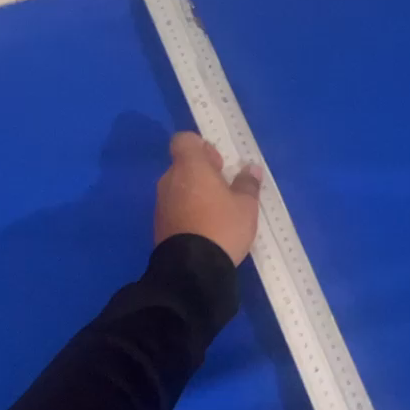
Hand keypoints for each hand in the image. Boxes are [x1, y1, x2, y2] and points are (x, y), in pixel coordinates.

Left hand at [155, 132, 262, 264]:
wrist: (192, 269)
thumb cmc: (222, 227)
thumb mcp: (246, 206)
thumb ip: (247, 184)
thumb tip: (251, 169)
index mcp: (190, 167)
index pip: (184, 140)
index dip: (202, 147)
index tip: (219, 165)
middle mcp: (170, 179)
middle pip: (183, 165)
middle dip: (202, 173)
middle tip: (224, 191)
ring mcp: (161, 203)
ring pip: (179, 188)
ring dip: (195, 194)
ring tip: (217, 213)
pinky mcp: (159, 224)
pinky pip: (175, 208)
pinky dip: (187, 211)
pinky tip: (205, 228)